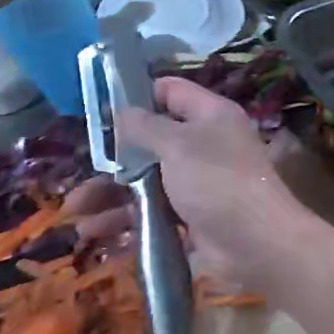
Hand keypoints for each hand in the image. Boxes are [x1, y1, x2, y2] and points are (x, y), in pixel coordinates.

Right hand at [62, 77, 307, 291]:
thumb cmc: (217, 181)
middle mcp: (207, 145)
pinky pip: (154, 215)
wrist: (257, 242)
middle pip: (153, 142)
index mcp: (211, 116)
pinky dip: (128, 223)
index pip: (172, 92)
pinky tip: (97, 235)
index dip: (139, 96)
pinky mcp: (195, 218)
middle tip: (82, 170)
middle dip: (115, 158)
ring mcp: (201, 184)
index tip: (100, 110)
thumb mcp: (178, 145)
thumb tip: (123, 111)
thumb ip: (146, 127)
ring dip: (112, 196)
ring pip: (149, 182)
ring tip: (76, 212)